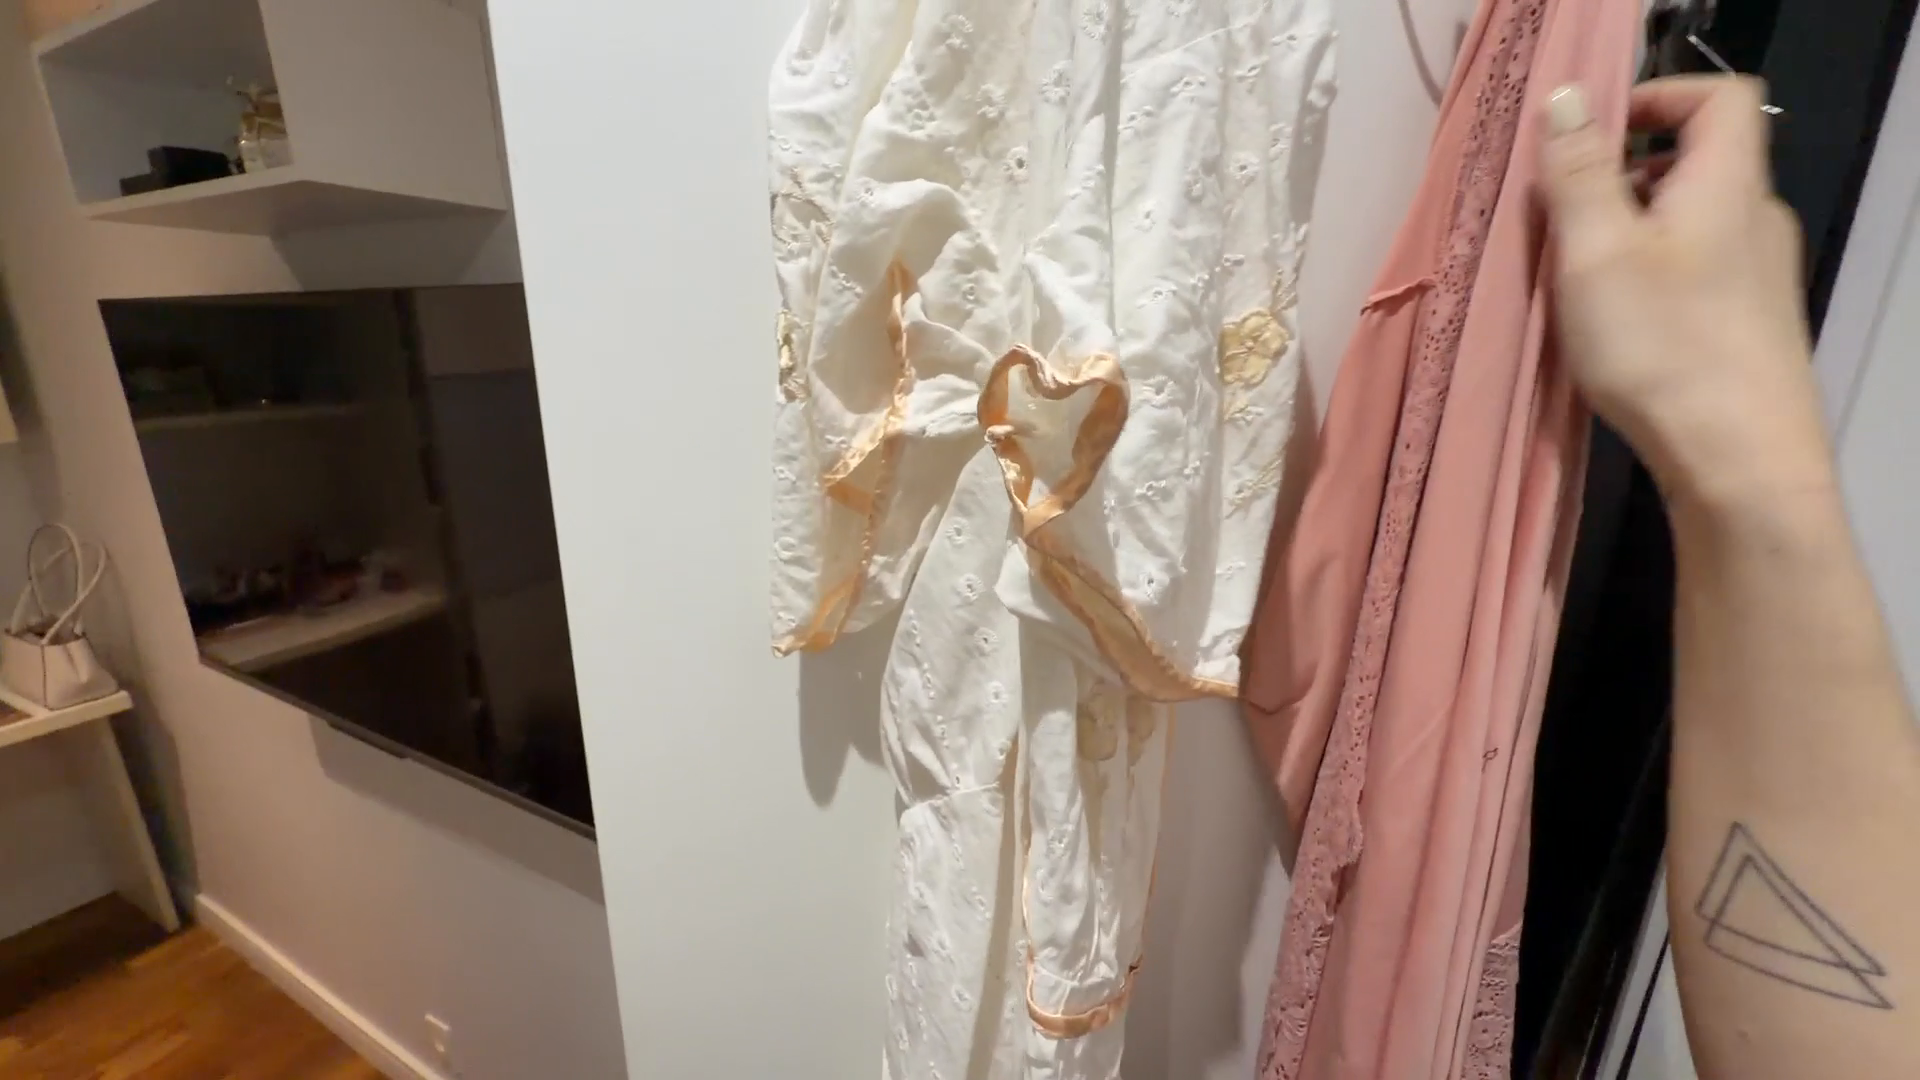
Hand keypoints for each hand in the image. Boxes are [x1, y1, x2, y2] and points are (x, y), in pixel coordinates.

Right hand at [1540, 76, 1832, 512]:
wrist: (1732, 443)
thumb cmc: (1659, 339)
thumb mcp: (1598, 252)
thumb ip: (1580, 174)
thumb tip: (1564, 96)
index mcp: (1726, 184)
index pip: (1716, 98)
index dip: (1652, 98)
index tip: (1583, 134)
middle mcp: (1749, 215)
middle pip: (1694, 159)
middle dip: (1619, 169)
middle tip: (1552, 212)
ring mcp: (1750, 267)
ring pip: (1683, 216)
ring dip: (1622, 222)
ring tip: (1565, 267)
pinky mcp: (1737, 313)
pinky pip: (1686, 261)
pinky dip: (1639, 263)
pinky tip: (1602, 310)